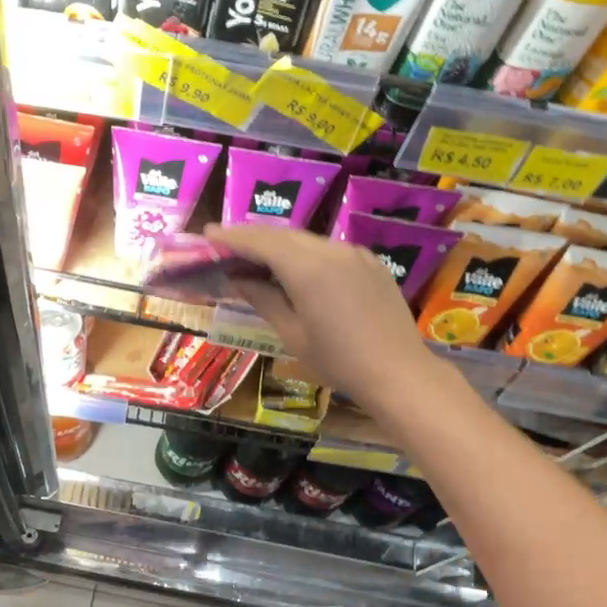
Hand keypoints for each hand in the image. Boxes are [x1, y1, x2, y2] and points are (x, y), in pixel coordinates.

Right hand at [208, 226, 445, 409]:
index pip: (262, 241)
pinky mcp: (371, 264)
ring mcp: (355, 254)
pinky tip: (296, 271)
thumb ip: (264, 300)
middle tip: (226, 245)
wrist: (398, 372)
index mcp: (308, 269)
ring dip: (280, 245)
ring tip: (257, 258)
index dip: (232, 237)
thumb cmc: (338, 361)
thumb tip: (238, 280)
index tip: (209, 234)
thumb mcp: (292, 334)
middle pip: (284, 235)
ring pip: (308, 240)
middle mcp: (332, 250)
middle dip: (253, 237)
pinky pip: (330, 250)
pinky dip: (306, 254)